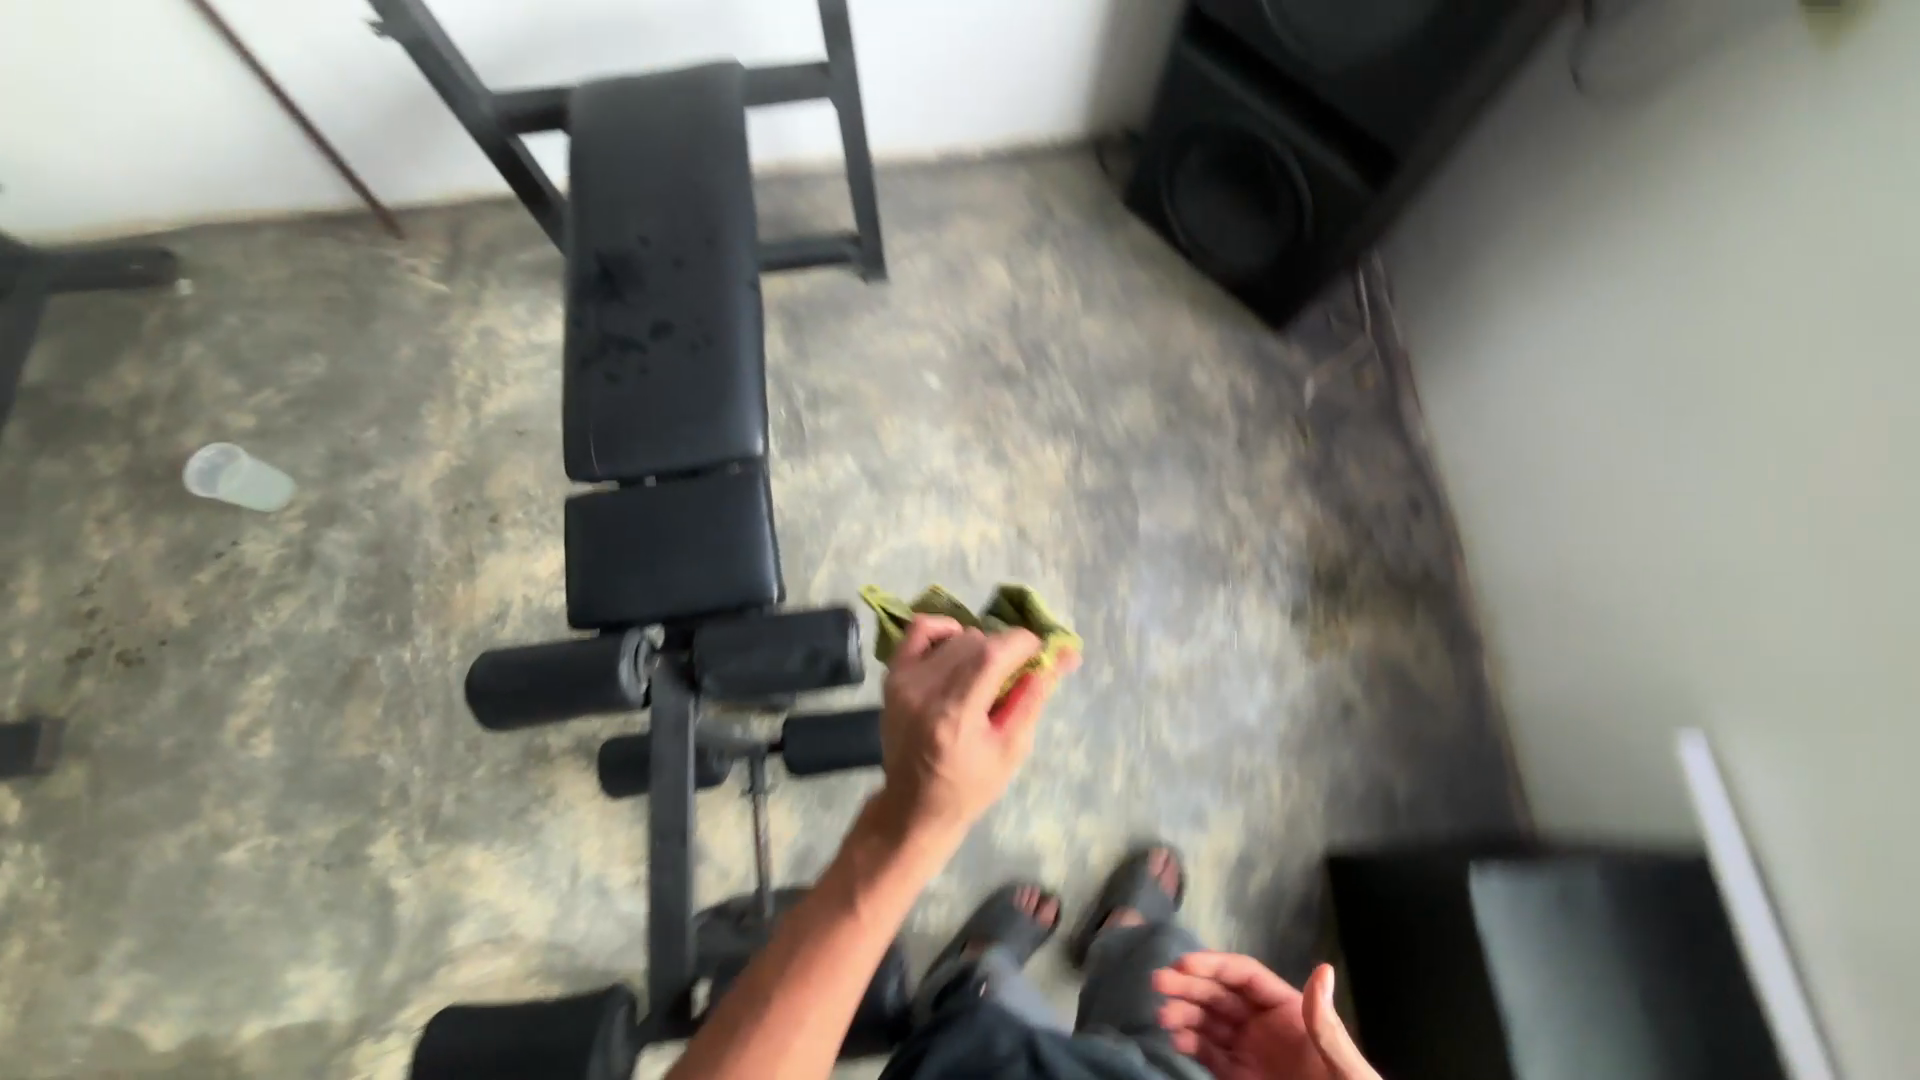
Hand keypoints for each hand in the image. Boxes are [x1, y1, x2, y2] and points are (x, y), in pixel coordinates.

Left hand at [873, 615, 1074, 835]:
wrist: (913, 807)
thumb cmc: (969, 786)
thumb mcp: (1012, 749)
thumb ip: (1034, 697)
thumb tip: (1063, 655)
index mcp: (956, 714)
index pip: (993, 654)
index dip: (1023, 643)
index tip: (1040, 653)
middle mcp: (924, 690)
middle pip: (976, 642)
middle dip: (1005, 650)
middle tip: (1016, 674)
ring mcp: (903, 681)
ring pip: (955, 637)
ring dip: (979, 646)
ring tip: (986, 674)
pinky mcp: (892, 677)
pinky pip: (919, 630)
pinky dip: (944, 630)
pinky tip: (957, 647)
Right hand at [1156, 955, 1379, 1079]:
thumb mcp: (1346, 1067)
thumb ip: (1326, 1025)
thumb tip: (1322, 969)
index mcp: (1287, 1010)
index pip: (1243, 976)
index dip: (1213, 966)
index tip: (1183, 963)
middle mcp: (1263, 1025)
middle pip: (1219, 995)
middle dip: (1188, 986)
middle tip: (1157, 982)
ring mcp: (1249, 1053)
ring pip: (1208, 1022)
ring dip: (1183, 1014)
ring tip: (1162, 1017)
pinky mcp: (1238, 1078)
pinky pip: (1209, 1055)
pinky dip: (1190, 1045)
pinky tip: (1176, 1041)